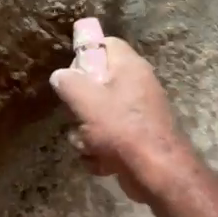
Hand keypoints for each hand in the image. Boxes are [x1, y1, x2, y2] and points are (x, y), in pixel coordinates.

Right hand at [49, 34, 187, 202]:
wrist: (158, 172)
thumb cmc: (122, 129)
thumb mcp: (86, 101)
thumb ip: (68, 83)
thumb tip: (60, 75)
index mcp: (129, 67)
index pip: (106, 44)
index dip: (85, 54)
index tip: (71, 74)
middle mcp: (137, 86)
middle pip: (97, 83)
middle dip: (80, 105)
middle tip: (77, 115)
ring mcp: (138, 113)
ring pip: (99, 115)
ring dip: (86, 134)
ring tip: (89, 145)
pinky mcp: (137, 138)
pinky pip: (109, 138)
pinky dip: (101, 151)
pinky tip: (102, 162)